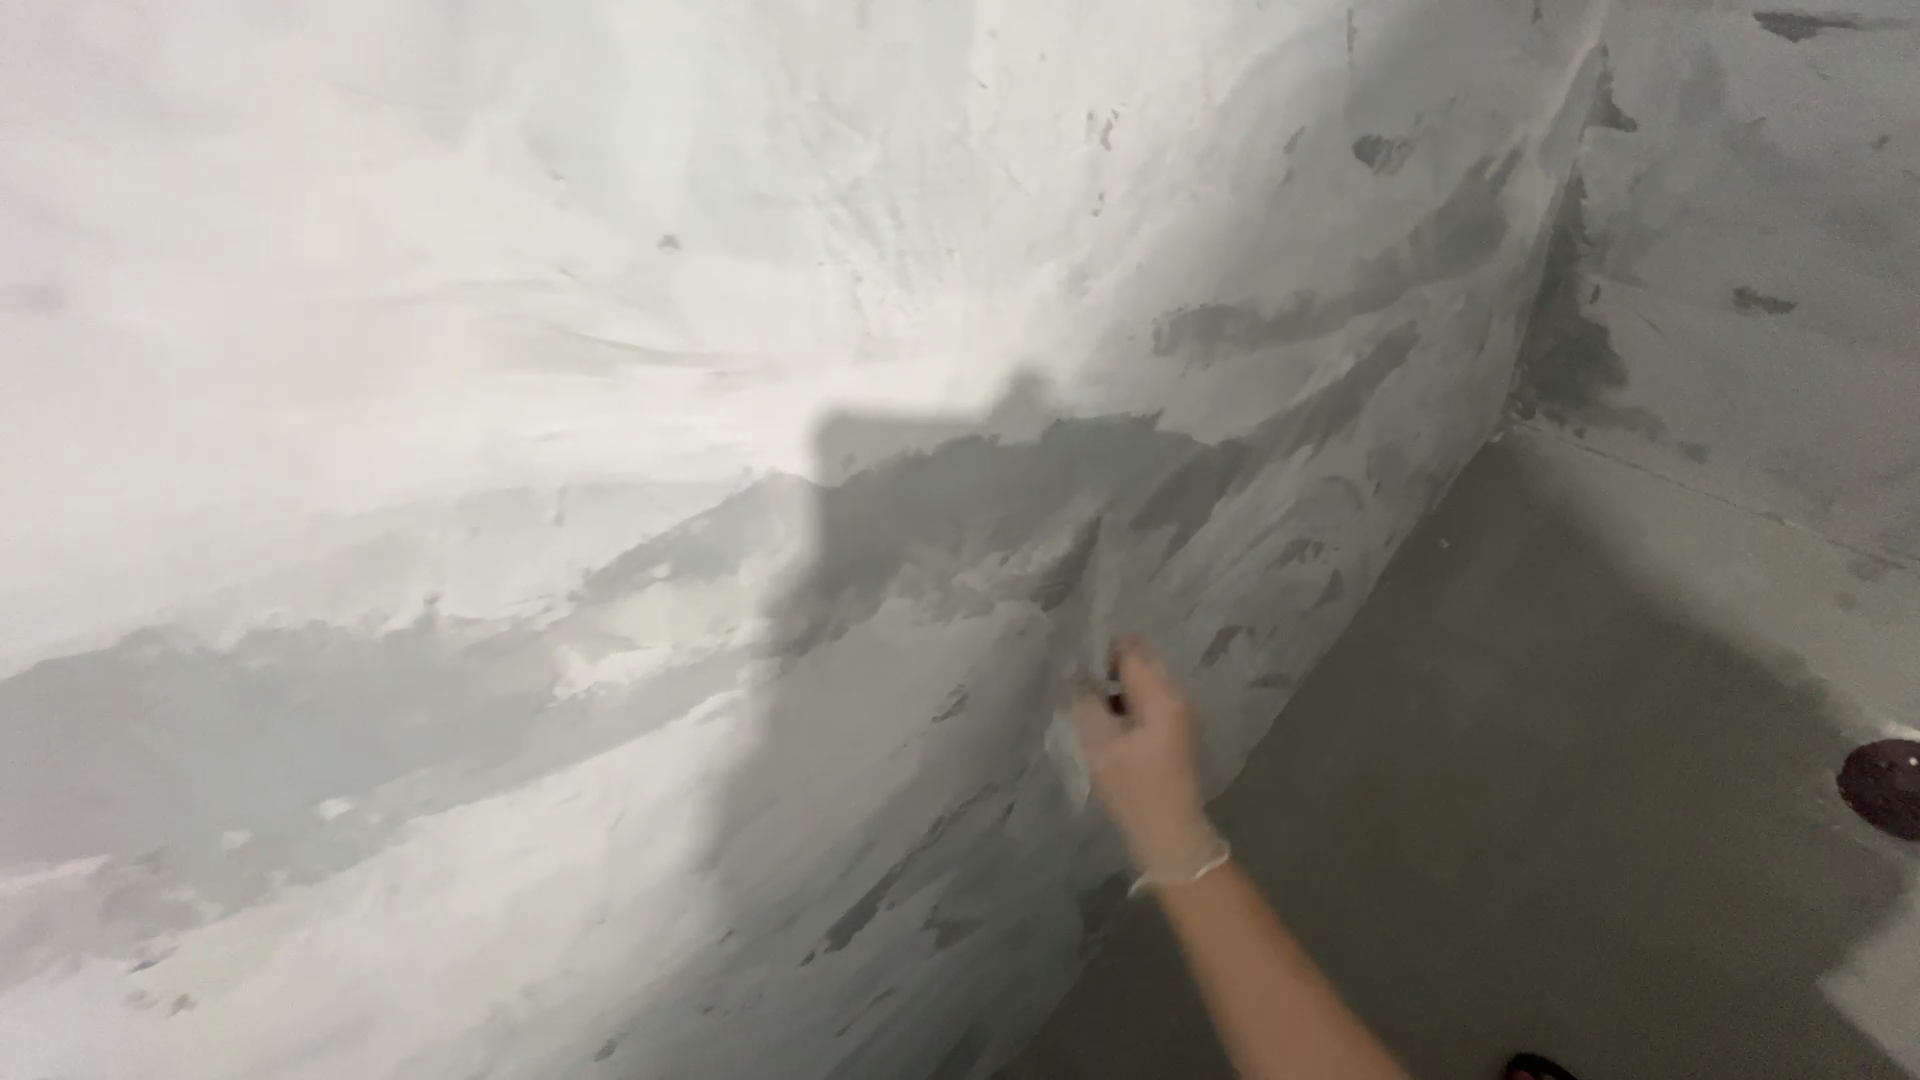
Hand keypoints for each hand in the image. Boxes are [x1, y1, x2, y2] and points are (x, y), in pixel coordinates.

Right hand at [1073, 634, 1216, 881]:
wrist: (1172, 838)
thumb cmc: (1135, 792)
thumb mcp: (1101, 745)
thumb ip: (1087, 701)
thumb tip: (1077, 672)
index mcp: (1162, 697)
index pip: (1131, 651)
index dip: (1102, 648)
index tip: (1075, 655)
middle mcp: (1178, 699)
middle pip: (1143, 663)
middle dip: (1110, 665)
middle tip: (1078, 678)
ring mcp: (1182, 716)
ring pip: (1147, 683)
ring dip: (1119, 685)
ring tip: (1088, 698)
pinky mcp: (1178, 733)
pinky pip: (1152, 702)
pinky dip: (1130, 702)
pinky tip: (1109, 719)